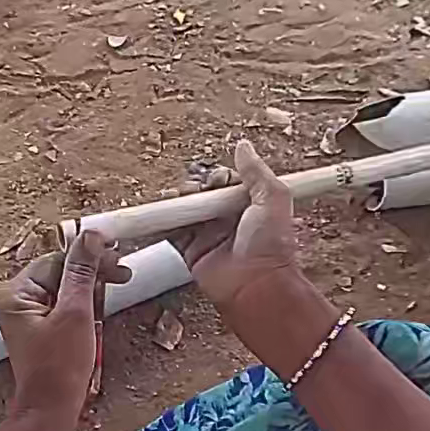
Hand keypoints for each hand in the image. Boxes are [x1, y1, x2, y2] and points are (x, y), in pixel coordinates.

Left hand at [0, 230, 131, 422]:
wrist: (51, 412)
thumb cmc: (60, 368)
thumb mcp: (76, 313)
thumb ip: (83, 272)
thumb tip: (90, 236)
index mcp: (15, 293)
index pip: (57, 260)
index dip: (88, 255)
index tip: (116, 249)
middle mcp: (17, 301)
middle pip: (61, 272)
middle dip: (92, 271)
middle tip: (122, 272)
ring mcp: (28, 316)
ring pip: (67, 288)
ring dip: (92, 287)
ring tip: (117, 286)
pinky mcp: (41, 329)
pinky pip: (65, 306)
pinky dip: (85, 305)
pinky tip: (100, 308)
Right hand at [171, 140, 301, 316]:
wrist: (257, 284)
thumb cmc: (270, 244)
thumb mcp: (272, 198)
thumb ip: (256, 172)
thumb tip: (242, 146)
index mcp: (247, 206)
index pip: (224, 183)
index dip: (216, 178)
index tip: (216, 179)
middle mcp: (226, 219)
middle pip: (201, 195)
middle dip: (192, 188)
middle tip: (191, 191)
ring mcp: (207, 236)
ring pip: (184, 211)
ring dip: (175, 202)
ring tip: (170, 198)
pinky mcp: (191, 252)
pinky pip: (172, 234)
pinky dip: (162, 224)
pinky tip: (157, 214)